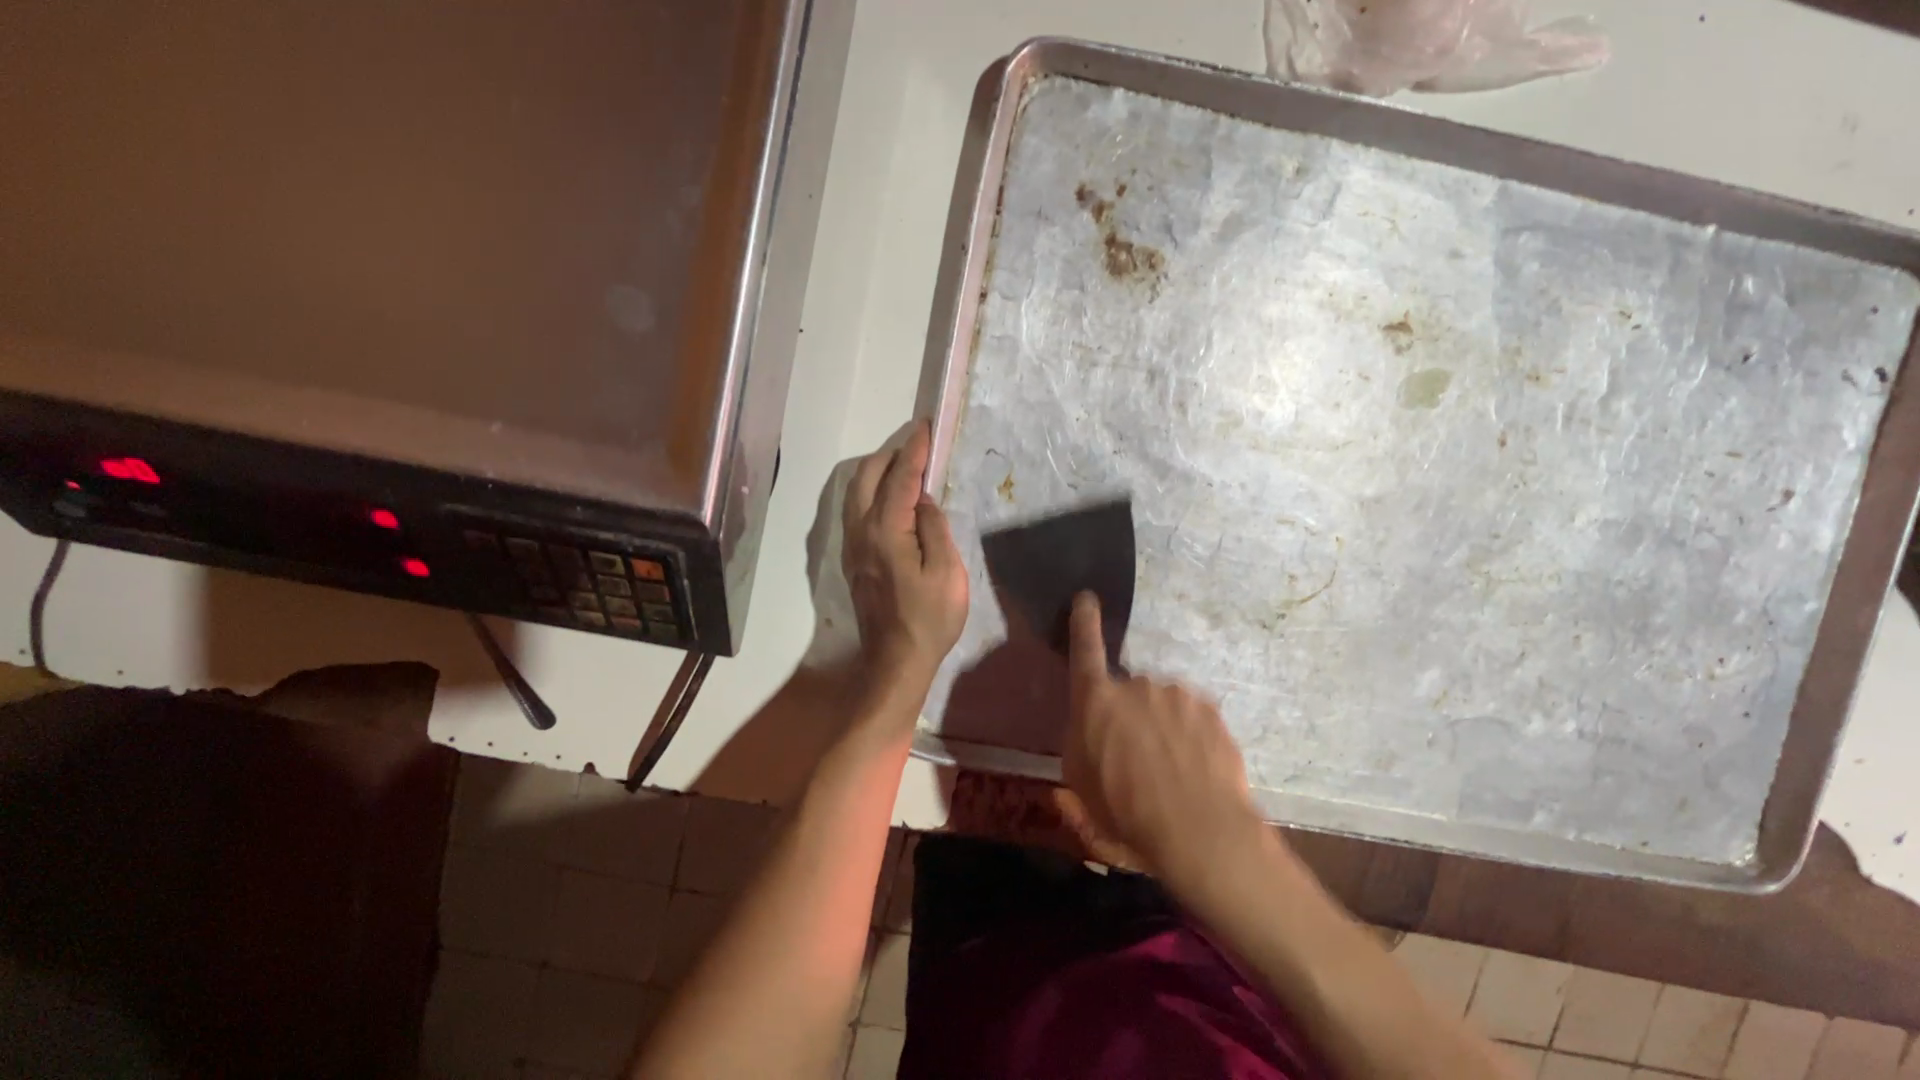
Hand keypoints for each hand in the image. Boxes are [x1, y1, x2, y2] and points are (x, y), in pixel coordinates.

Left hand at [841, 421, 968, 687]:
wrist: (896, 661)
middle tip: (916, 443)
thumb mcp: (947, 572)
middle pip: (867, 477)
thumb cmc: (929, 619)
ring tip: (904, 465)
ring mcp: (852, 546)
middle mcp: (861, 532)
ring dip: (878, 471)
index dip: (914, 451)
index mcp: (886, 531)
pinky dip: (871, 492)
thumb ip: (935, 528)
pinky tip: (891, 497)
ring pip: (856, 493)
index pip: (900, 478)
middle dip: (891, 454)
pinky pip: (856, 511)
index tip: (925, 427)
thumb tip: (924, 501)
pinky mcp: (853, 560)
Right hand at [1061, 592, 1268, 889]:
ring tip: (1173, 772)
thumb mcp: (1083, 803)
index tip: (1086, 597)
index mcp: (1095, 704)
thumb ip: (1074, 775)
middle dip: (1132, 717)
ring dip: (1163, 727)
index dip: (1083, 623)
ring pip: (1164, 705)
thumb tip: (1068, 777)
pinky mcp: (1210, 709)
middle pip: (1129, 693)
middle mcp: (1136, 686)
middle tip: (1140, 760)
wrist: (1200, 832)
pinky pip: (1193, 717)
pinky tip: (1196, 768)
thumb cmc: (1127, 817)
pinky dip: (1192, 736)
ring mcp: (1177, 694)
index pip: (1084, 651)